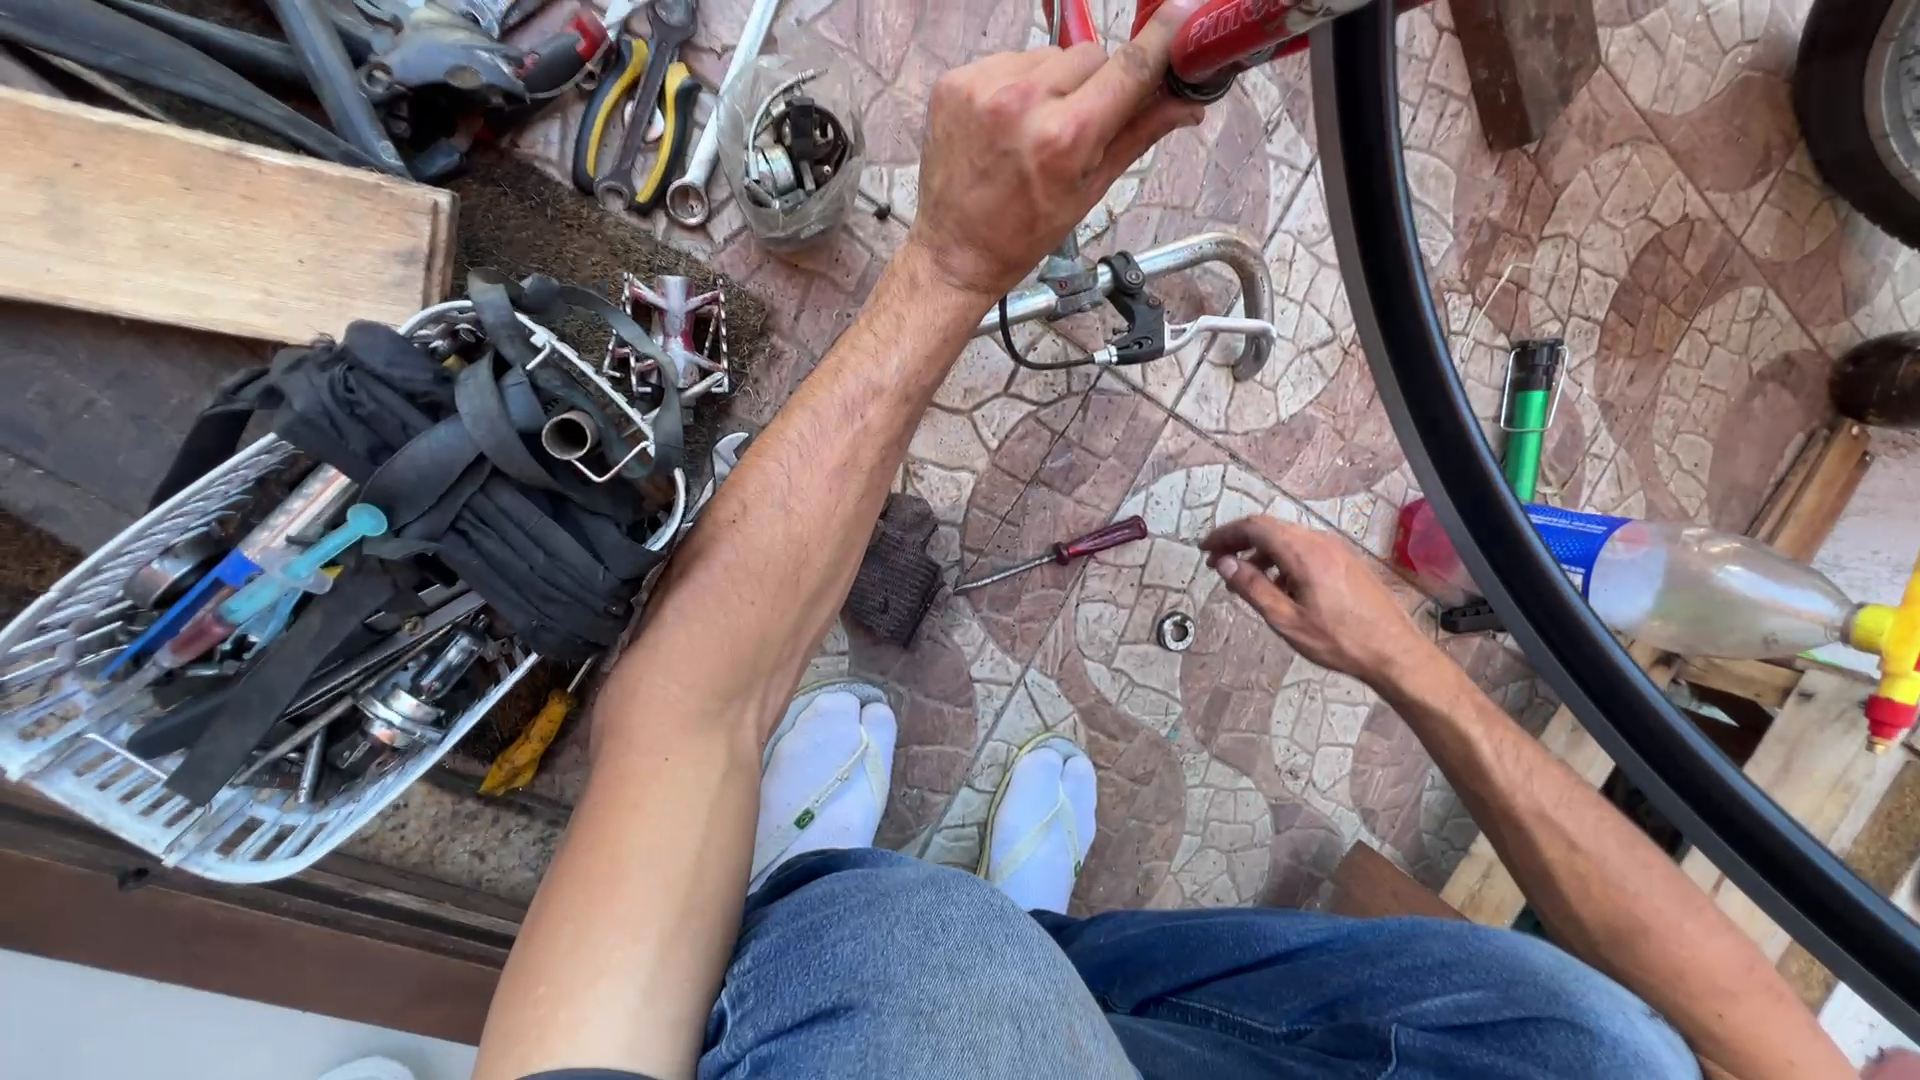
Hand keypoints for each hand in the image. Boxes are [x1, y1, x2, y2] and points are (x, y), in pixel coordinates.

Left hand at [905, 0, 1205, 301]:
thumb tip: (1189, 103)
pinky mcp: (955, 81)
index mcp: (1064, 137)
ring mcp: (983, 87)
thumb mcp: (1089, 192)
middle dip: (1094, 85)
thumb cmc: (1022, 234)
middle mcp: (1023, 102)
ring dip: (1051, 84)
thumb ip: (1138, 136)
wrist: (955, 252)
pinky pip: (1007, 62)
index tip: (1182, 16)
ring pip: (1048, 56)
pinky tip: (1005, 126)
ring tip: (1033, 131)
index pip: (1130, 67)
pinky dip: (1014, 86)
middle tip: (1076, 126)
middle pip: (1090, 56)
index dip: (1162, 41)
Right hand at [1200, 516, 1435, 686]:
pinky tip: (1276, 585)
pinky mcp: (1344, 560)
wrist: (1394, 652)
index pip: (1254, 527)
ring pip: (1286, 538)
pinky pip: (1303, 548)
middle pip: (1269, 528)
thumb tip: (1223, 563)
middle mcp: (1319, 541)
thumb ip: (1252, 588)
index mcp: (1303, 553)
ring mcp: (1335, 548)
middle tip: (1217, 563)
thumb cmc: (1338, 641)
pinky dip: (1280, 558)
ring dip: (1259, 551)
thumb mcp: (1286, 620)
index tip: (1204, 550)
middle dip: (1238, 541)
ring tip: (1242, 578)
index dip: (1224, 535)